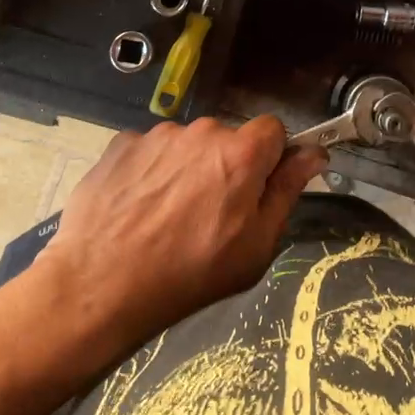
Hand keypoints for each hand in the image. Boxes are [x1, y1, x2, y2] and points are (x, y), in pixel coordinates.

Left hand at [39, 117, 325, 336]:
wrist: (100, 285)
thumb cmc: (190, 274)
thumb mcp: (255, 246)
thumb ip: (286, 192)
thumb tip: (314, 154)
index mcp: (242, 153)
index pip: (273, 130)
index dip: (269, 157)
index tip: (257, 189)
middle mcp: (202, 131)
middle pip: (226, 139)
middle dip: (225, 167)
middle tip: (208, 214)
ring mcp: (158, 135)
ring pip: (186, 145)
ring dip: (185, 169)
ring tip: (165, 216)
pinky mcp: (120, 144)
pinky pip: (148, 151)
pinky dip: (149, 172)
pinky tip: (136, 208)